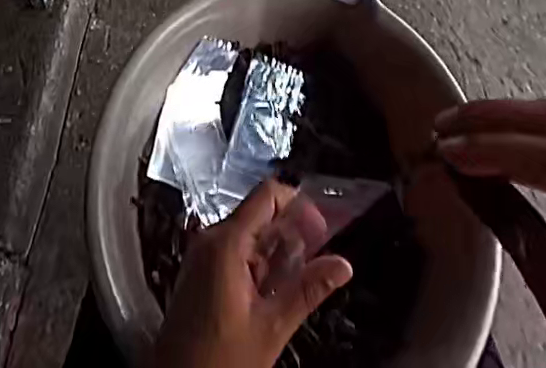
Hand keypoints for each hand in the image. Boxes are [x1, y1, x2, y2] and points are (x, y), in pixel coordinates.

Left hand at [152, 179, 354, 367]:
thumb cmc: (218, 363)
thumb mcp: (271, 328)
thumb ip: (308, 290)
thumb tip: (344, 264)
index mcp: (226, 243)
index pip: (268, 195)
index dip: (298, 205)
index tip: (320, 231)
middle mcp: (211, 240)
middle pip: (261, 213)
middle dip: (292, 232)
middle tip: (315, 259)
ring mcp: (204, 256)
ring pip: (251, 233)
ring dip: (278, 251)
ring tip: (297, 280)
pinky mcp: (201, 273)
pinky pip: (238, 251)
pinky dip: (260, 263)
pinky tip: (273, 291)